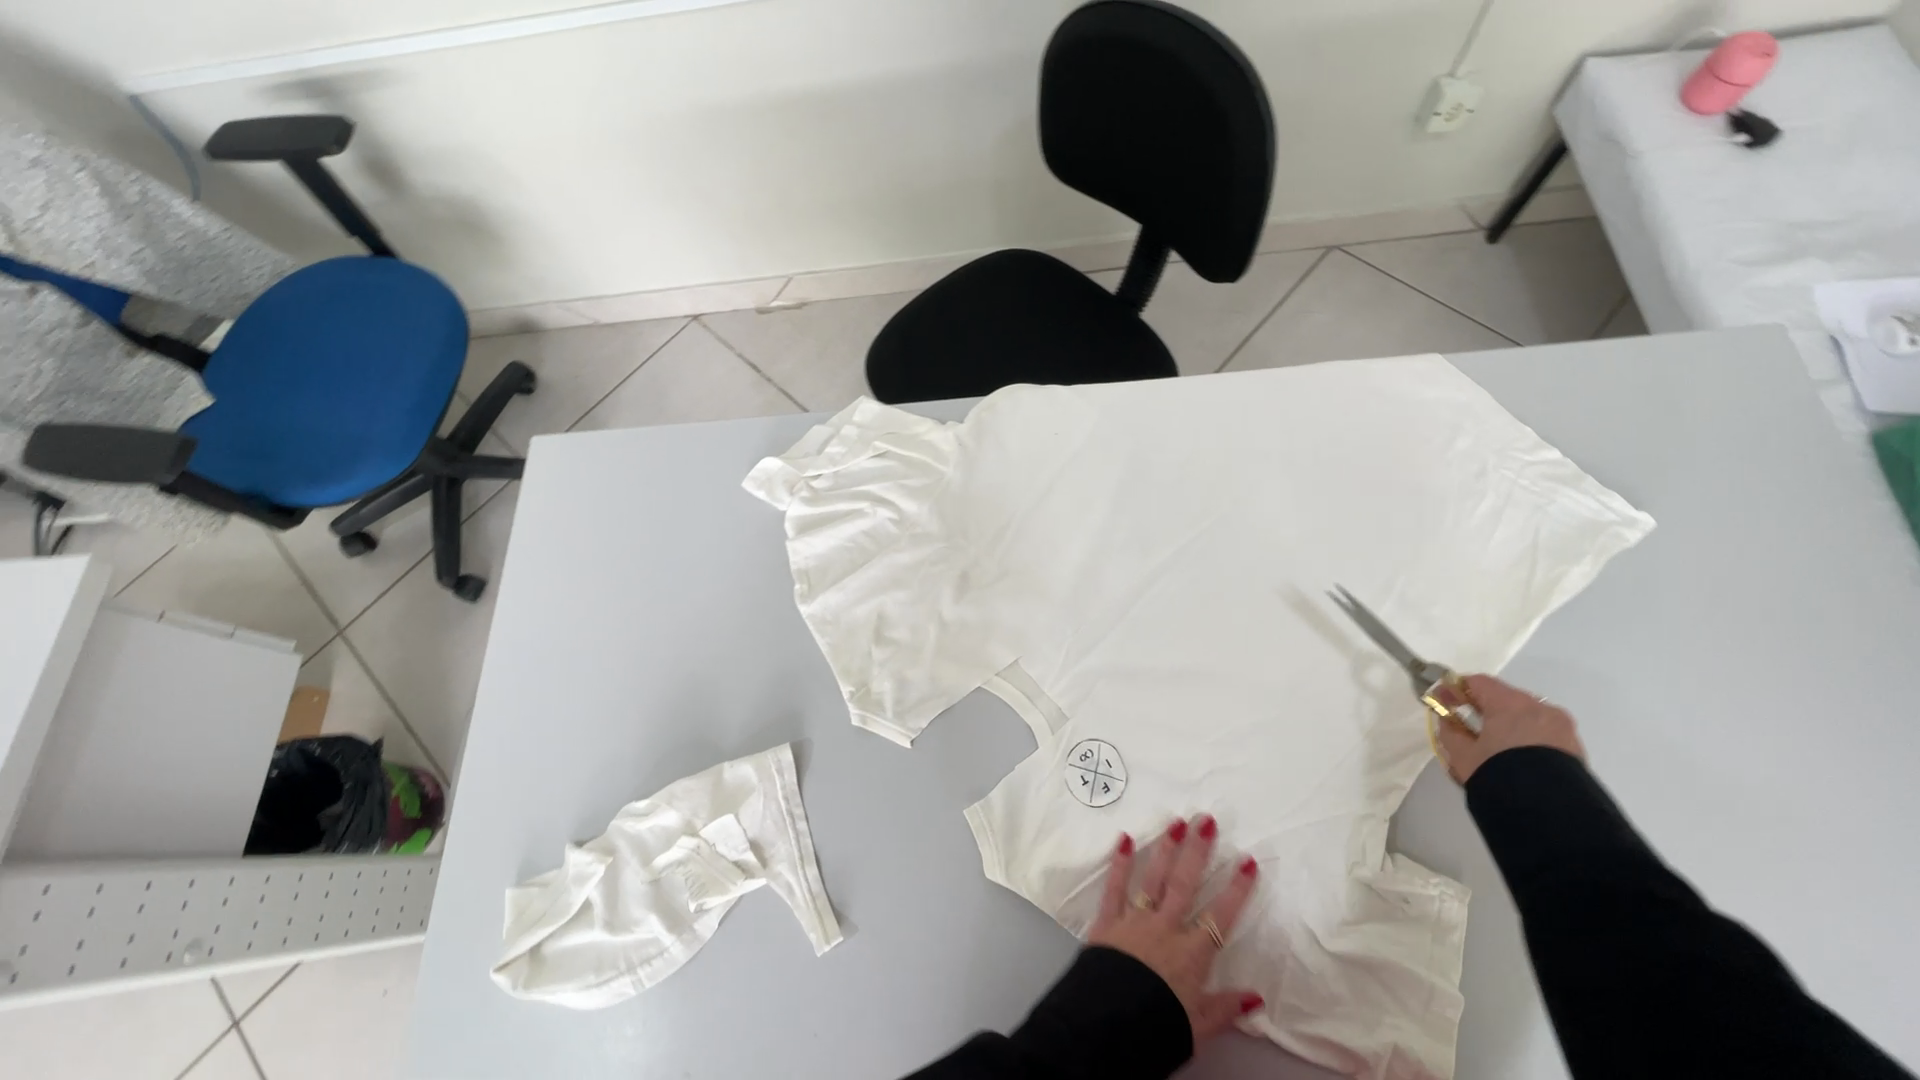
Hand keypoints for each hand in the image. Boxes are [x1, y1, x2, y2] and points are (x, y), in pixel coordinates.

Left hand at [1087, 814, 1264, 1040]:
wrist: (1107, 1028)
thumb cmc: (1156, 1028)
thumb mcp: (1198, 1027)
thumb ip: (1226, 1008)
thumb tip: (1255, 997)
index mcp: (1192, 954)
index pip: (1220, 916)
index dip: (1236, 889)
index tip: (1248, 861)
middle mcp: (1166, 929)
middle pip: (1186, 884)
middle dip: (1198, 851)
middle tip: (1206, 821)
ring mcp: (1135, 921)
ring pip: (1154, 878)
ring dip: (1166, 849)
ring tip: (1175, 822)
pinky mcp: (1106, 922)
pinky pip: (1114, 888)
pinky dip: (1120, 864)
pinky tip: (1126, 839)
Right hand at [1435, 674, 1585, 783]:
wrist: (1548, 811)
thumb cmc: (1497, 773)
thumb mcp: (1461, 755)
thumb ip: (1450, 732)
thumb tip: (1448, 721)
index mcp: (1510, 703)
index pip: (1478, 683)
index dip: (1456, 688)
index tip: (1442, 700)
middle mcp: (1540, 708)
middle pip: (1506, 697)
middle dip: (1485, 708)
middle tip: (1467, 724)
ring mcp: (1562, 727)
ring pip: (1528, 716)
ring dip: (1509, 724)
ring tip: (1496, 746)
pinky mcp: (1576, 748)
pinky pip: (1544, 733)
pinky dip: (1528, 738)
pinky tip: (1518, 758)